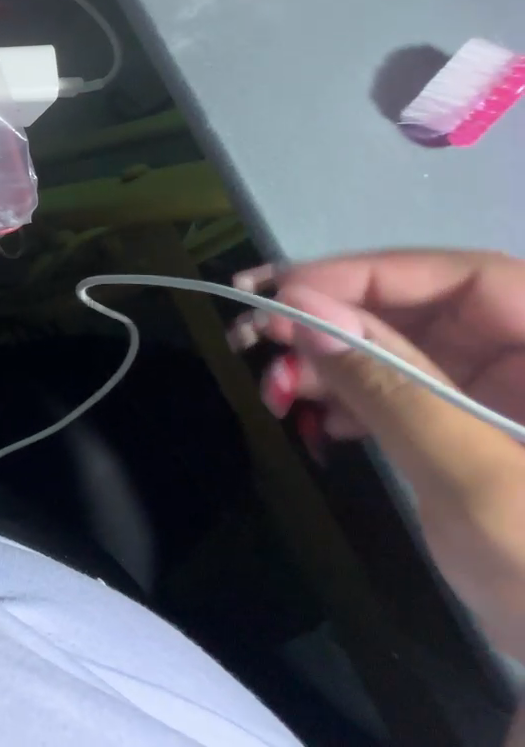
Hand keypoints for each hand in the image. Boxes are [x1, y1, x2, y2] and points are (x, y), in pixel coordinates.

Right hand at [231, 251, 524, 659]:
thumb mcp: (474, 476)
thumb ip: (389, 385)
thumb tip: (299, 309)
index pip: (472, 278)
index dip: (370, 274)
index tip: (280, 294)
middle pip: (427, 309)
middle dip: (334, 322)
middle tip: (253, 338)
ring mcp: (517, 401)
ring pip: (405, 348)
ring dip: (330, 362)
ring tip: (276, 389)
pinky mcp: (487, 432)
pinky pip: (405, 389)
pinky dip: (350, 397)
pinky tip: (313, 419)